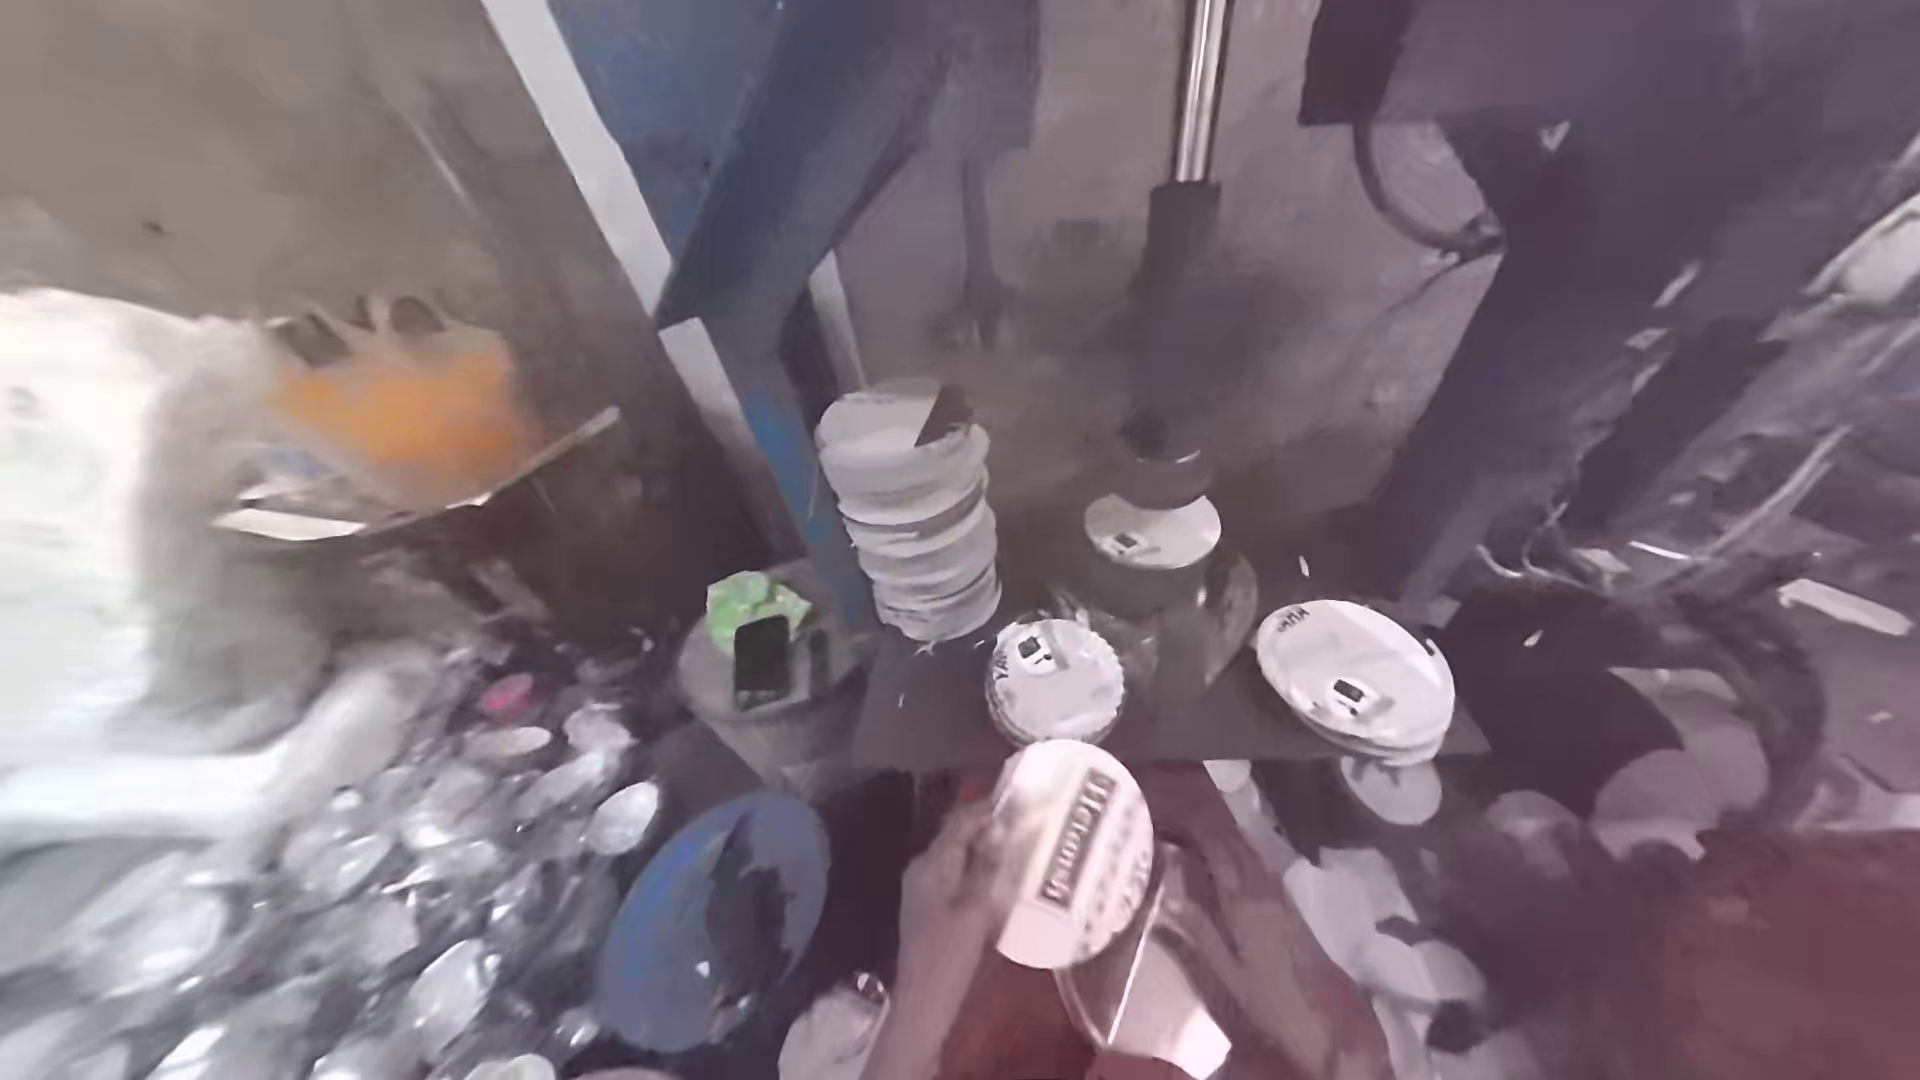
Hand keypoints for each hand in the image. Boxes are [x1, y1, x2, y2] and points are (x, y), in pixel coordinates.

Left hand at [862, 800, 1010, 1079]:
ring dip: (986, 846)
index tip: (1020, 797)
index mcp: (930, 863)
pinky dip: (978, 866)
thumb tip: (1002, 824)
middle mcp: (923, 866)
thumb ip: (988, 865)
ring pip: (959, 853)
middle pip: (958, 835)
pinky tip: (999, 873)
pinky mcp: (930, 903)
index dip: (989, 807)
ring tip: (1019, 841)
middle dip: (990, 825)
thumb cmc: (949, 958)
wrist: (922, 1007)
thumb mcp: (976, 910)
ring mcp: (924, 885)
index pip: (960, 822)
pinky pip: (956, 871)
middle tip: (1025, 819)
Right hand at [1154, 830, 1392, 1079]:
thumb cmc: (1271, 1002)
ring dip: (1230, 840)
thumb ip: (1199, 931)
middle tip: (1187, 823)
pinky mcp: (1294, 909)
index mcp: (1243, 903)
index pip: (1218, 853)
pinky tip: (1239, 860)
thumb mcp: (1228, 973)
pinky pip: (1264, 868)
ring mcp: (1282, 898)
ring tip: (1207, 832)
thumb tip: (1166, 897)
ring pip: (1253, 855)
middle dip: (1213, 830)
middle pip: (1238, 847)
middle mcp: (1263, 891)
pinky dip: (1246, 855)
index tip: (1175, 822)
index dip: (1197, 832)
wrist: (1331, 1028)